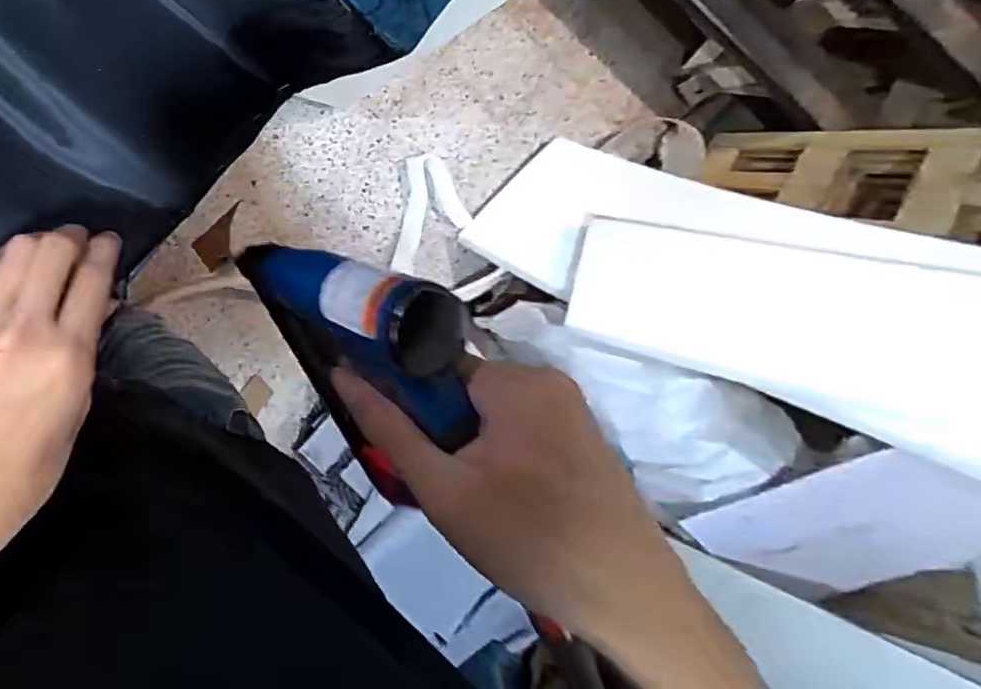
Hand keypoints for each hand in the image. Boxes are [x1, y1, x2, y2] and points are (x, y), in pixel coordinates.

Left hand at [0, 226, 120, 576]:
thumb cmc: (28, 470)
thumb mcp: (76, 413)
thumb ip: (85, 352)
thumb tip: (93, 307)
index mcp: (67, 356)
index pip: (92, 278)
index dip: (106, 250)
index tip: (111, 240)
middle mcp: (27, 326)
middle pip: (54, 248)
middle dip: (75, 236)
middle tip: (82, 243)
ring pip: (18, 249)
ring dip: (41, 242)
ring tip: (50, 253)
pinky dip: (8, 257)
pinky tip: (15, 268)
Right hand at [334, 362, 761, 687]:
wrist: (640, 615)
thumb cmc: (533, 543)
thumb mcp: (442, 488)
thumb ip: (386, 425)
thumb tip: (339, 371)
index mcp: (516, 381)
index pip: (427, 364)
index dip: (398, 394)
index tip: (388, 432)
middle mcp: (546, 383)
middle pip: (453, 388)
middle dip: (431, 427)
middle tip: (429, 477)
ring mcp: (568, 412)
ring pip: (478, 411)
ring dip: (457, 444)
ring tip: (461, 493)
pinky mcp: (579, 439)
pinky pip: (510, 428)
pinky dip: (488, 454)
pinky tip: (493, 498)